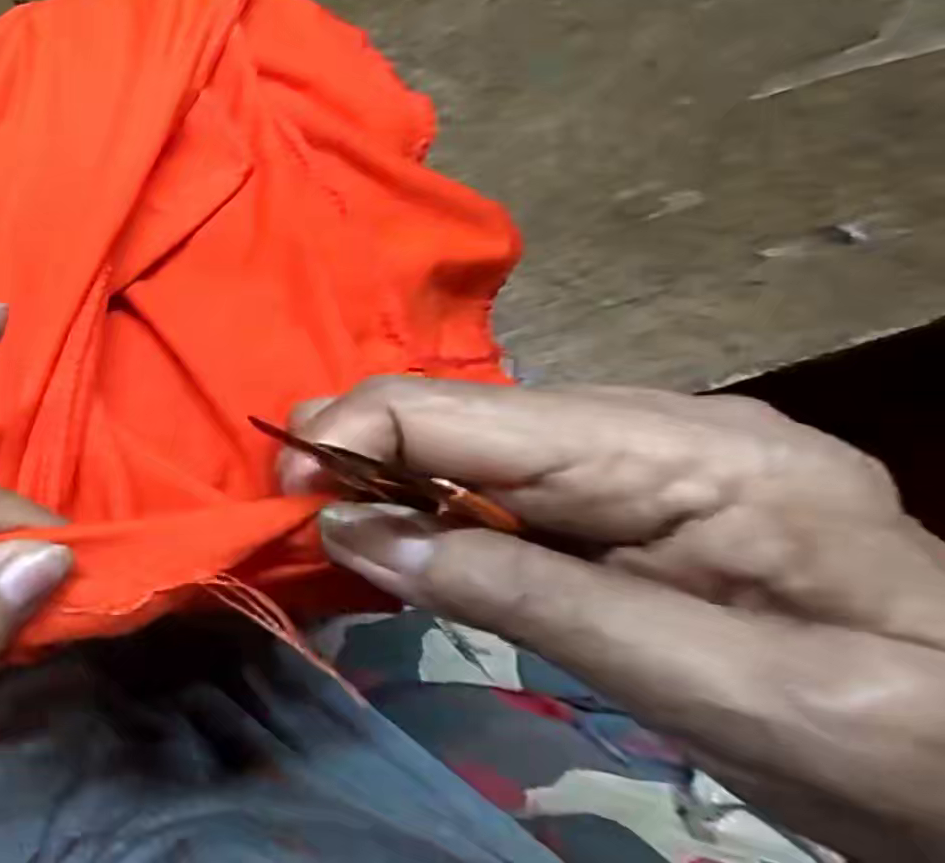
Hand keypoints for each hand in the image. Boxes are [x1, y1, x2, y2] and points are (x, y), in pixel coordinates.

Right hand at [286, 378, 944, 860]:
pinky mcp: (605, 491)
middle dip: (351, 458)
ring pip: (447, 442)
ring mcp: (621, 453)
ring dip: (378, 487)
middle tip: (304, 524)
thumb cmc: (921, 759)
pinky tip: (406, 546)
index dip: (349, 437)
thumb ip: (524, 596)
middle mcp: (637, 425)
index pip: (455, 409)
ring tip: (344, 542)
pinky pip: (476, 480)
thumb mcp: (725, 692)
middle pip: (440, 412)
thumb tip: (353, 534)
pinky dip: (419, 510)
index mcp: (679, 451)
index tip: (287, 500)